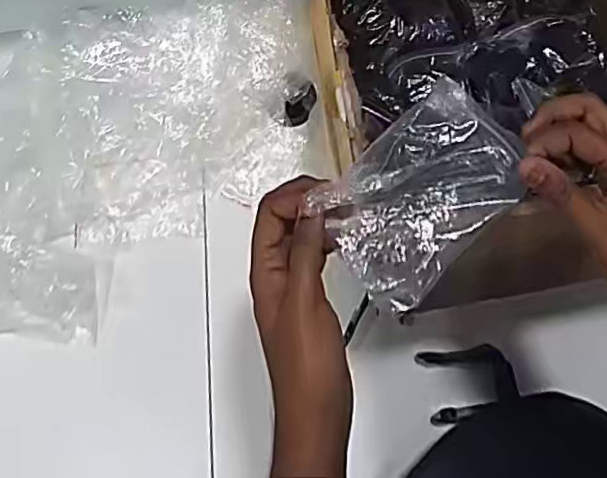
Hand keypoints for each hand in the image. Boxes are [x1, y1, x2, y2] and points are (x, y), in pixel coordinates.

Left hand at [250, 176, 349, 477]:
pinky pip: (310, 252)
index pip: (269, 213)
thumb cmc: (306, 373)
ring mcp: (290, 285)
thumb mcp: (306, 302)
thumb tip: (310, 213)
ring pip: (296, 233)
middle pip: (279, 218)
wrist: (316, 416)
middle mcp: (273, 274)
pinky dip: (324, 237)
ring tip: (341, 209)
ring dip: (315, 216)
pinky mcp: (306, 296)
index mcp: (265, 271)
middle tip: (334, 194)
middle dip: (304, 198)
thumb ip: (306, 253)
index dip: (294, 195)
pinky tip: (340, 237)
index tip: (323, 192)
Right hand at [519, 95, 606, 337]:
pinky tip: (555, 171)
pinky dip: (569, 148)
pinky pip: (594, 146)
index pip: (577, 132)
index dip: (545, 141)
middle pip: (589, 109)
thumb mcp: (603, 235)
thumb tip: (525, 164)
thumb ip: (563, 195)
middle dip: (553, 115)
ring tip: (537, 155)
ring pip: (591, 123)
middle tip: (528, 139)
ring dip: (560, 129)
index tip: (526, 165)